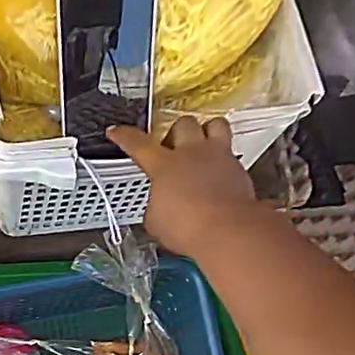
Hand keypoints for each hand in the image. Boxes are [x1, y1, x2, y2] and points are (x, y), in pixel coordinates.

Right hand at [109, 117, 265, 255]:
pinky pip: (230, 152)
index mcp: (164, 165)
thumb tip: (159, 207)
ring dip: (206, 132)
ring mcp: (217, 156)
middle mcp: (191, 153)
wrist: (226, 230)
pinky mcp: (237, 168)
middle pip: (182, 123)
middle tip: (173, 149)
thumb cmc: (188, 228)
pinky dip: (223, 159)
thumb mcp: (156, 222)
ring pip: (214, 124)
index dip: (124, 137)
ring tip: (202, 146)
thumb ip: (155, 206)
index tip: (117, 132)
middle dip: (176, 133)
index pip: (138, 144)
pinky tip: (219, 172)